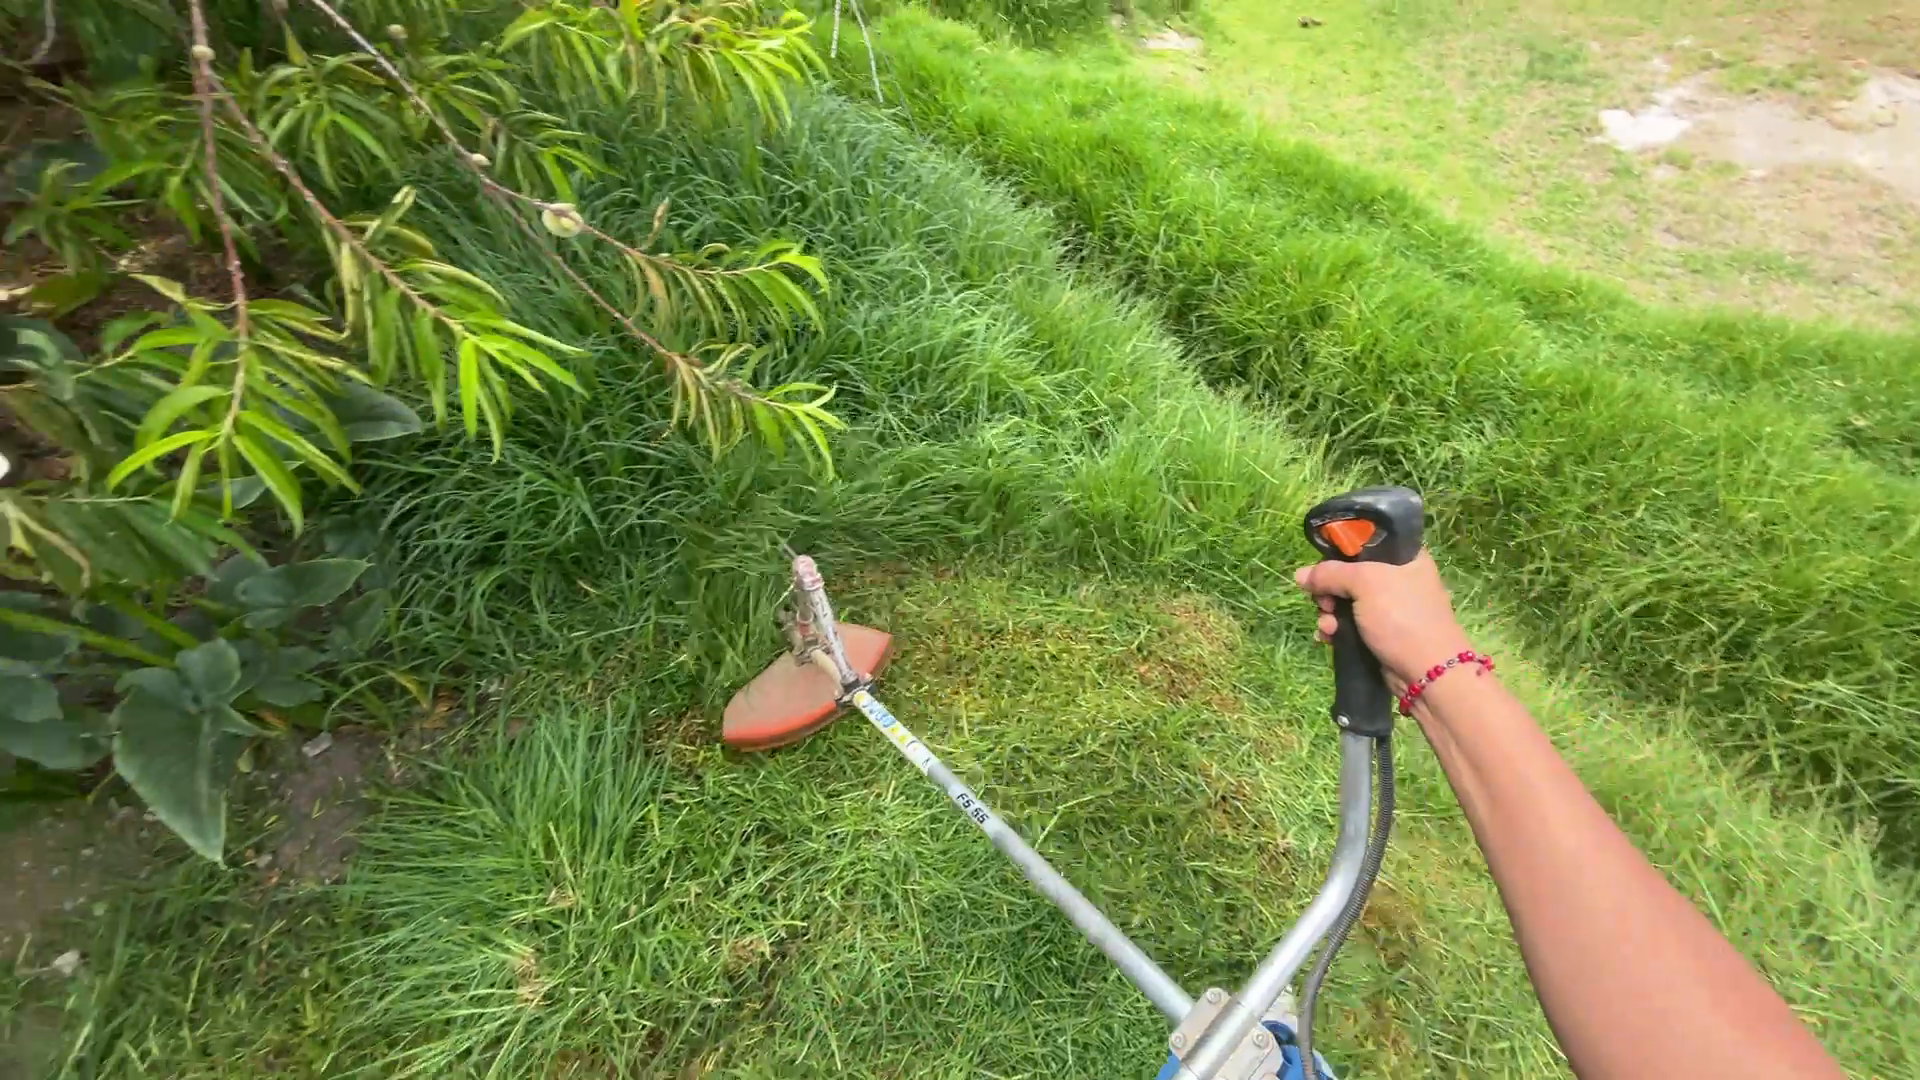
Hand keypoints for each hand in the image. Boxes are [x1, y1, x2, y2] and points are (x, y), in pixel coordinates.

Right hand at [1293, 550, 1472, 690]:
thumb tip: (1300, 575)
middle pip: (1346, 574)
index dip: (1340, 553)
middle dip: (1327, 590)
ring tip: (1328, 627)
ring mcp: (1386, 608)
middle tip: (1324, 602)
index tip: (1324, 567)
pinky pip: (1346, 623)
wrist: (1426, 673)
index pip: (1365, 543)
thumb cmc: (1402, 617)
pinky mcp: (1377, 632)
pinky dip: (1334, 629)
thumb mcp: (1365, 583)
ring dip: (1327, 613)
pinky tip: (1329, 637)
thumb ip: (1330, 573)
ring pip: (1342, 601)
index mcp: (1405, 558)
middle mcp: (1396, 580)